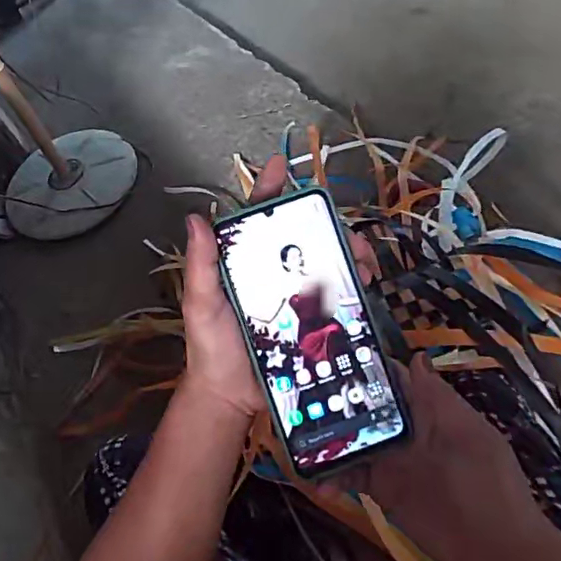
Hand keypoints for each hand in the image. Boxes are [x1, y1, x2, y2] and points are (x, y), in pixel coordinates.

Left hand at [177, 154, 379, 422]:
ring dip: (348, 250)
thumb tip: (195, 218)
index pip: (255, 221)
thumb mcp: (201, 302)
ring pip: (326, 261)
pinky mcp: (313, 319)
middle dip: (324, 223)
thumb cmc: (210, 347)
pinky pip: (337, 295)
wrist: (230, 395)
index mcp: (242, 264)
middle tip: (339, 225)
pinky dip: (354, 282)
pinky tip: (365, 280)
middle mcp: (270, 273)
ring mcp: (294, 295)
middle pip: (301, 236)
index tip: (281, 165)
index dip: (269, 190)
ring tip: (361, 256)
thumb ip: (201, 263)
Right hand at [318, 354, 560, 560]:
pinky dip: (333, 477)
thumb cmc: (487, 492)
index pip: (387, 377)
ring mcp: (391, 459)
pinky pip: (351, 475)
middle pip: (360, 407)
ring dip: (325, 441)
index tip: (320, 358)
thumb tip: (416, 357)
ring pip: (350, 440)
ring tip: (296, 443)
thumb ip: (436, 400)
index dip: (357, 365)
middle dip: (329, 403)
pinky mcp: (383, 488)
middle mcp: (404, 430)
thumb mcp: (465, 439)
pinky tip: (319, 484)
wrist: (502, 559)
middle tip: (294, 401)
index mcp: (427, 410)